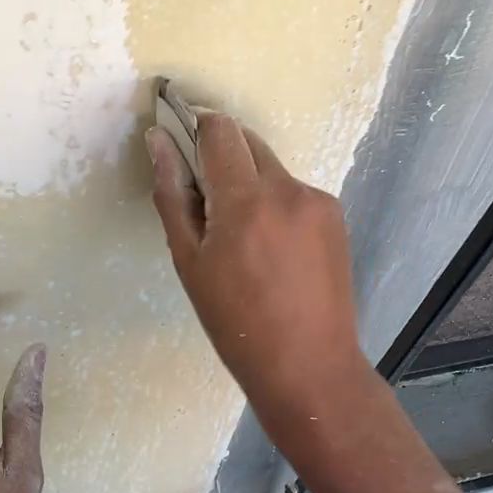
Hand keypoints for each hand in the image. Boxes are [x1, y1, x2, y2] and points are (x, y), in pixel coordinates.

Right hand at [146, 114, 368, 427]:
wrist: (309, 367)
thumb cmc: (235, 321)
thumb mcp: (189, 261)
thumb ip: (172, 194)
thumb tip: (158, 140)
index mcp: (244, 200)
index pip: (219, 128)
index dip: (196, 125)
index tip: (180, 141)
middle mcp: (286, 188)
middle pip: (246, 140)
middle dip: (221, 154)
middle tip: (205, 198)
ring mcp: (316, 199)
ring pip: (270, 166)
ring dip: (248, 179)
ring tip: (242, 234)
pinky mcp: (334, 213)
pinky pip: (293, 190)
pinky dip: (275, 201)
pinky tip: (273, 246)